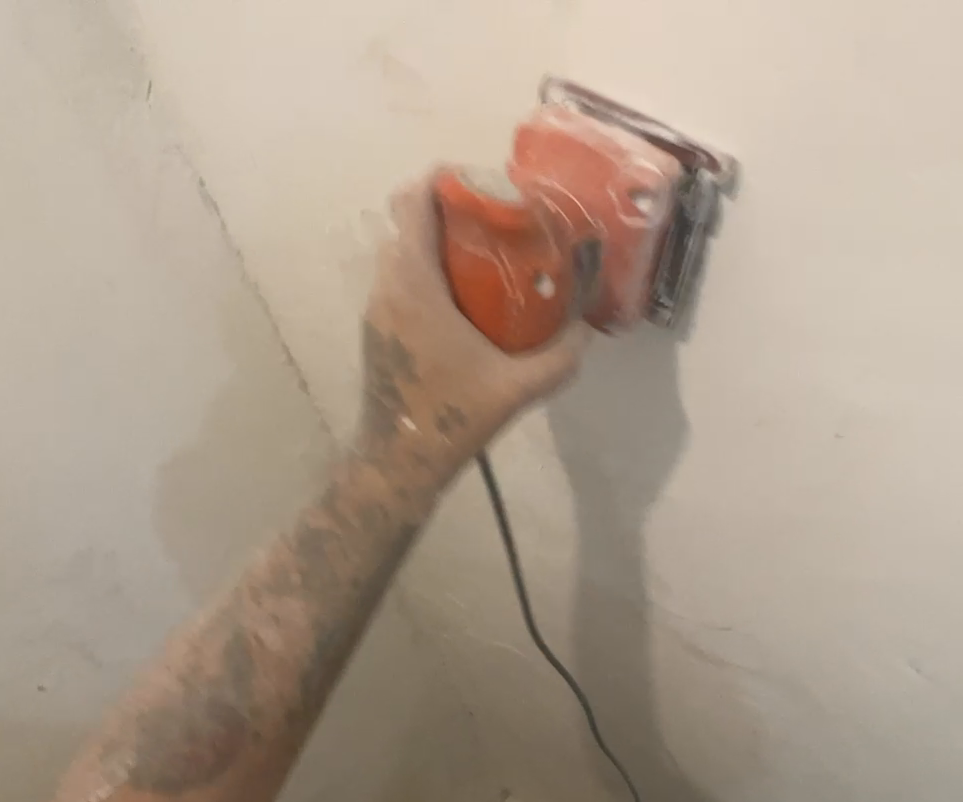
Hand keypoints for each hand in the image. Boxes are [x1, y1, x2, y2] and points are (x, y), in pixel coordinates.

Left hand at [355, 171, 594, 481]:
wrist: (399, 462)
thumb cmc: (452, 419)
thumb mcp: (515, 389)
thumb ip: (558, 359)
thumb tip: (585, 332)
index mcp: (413, 286)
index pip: (412, 201)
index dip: (444, 179)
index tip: (484, 186)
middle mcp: (386, 287)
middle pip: (407, 221)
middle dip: (448, 212)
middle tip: (495, 226)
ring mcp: (376, 310)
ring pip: (400, 252)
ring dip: (436, 245)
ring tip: (484, 261)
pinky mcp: (377, 331)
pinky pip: (398, 281)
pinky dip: (426, 274)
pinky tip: (463, 302)